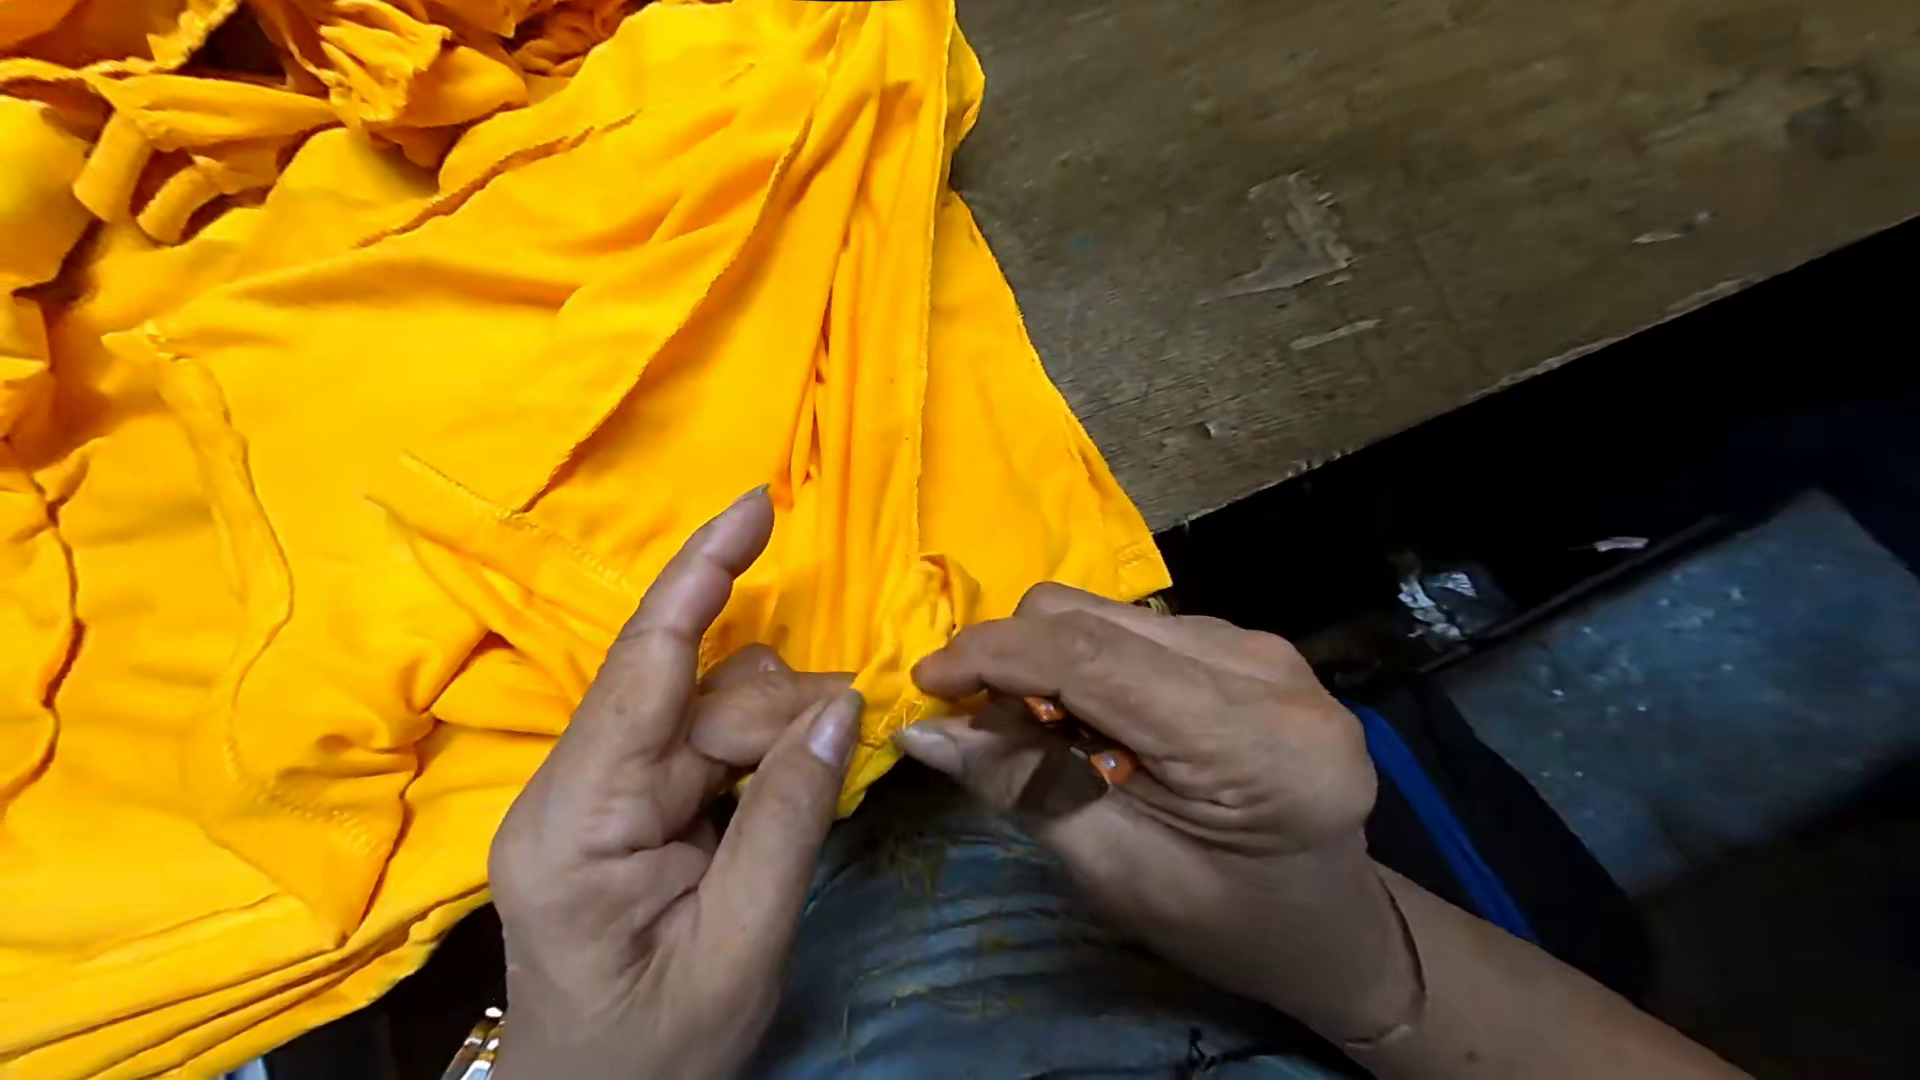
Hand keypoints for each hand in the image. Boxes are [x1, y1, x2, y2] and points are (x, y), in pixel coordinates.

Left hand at [488, 489, 861, 1079]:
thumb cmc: (659, 1050)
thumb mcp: (742, 944)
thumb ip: (790, 815)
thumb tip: (843, 703)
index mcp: (580, 819)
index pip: (646, 663)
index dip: (701, 573)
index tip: (755, 507)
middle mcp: (585, 780)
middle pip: (708, 690)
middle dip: (787, 710)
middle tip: (849, 740)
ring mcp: (614, 783)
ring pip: (724, 703)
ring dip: (785, 726)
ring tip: (819, 772)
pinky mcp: (643, 791)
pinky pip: (722, 732)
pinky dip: (772, 741)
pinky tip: (795, 769)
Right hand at [896, 584, 1420, 1042]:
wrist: (1329, 919)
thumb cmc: (1227, 921)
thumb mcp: (1114, 872)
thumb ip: (1021, 786)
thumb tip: (925, 729)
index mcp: (1251, 743)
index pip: (1093, 660)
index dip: (996, 657)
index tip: (929, 681)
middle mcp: (1262, 668)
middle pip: (1090, 616)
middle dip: (1015, 659)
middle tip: (992, 727)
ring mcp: (1256, 643)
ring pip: (1102, 611)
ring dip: (1049, 661)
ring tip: (1055, 732)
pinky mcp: (1240, 639)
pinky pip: (1129, 624)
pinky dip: (1087, 661)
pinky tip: (1102, 717)